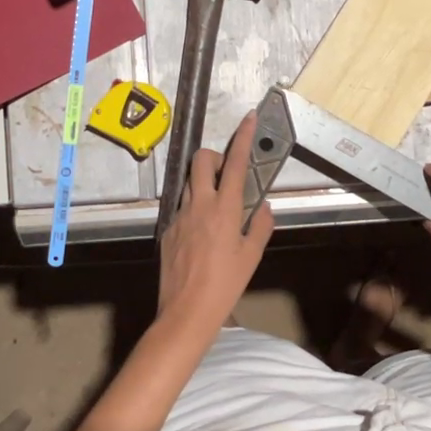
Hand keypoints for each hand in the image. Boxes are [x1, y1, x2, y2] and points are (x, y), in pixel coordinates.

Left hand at [157, 112, 275, 329]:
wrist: (186, 311)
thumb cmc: (225, 284)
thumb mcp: (251, 256)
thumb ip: (260, 226)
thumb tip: (263, 207)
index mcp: (224, 208)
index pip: (234, 163)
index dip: (242, 137)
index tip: (248, 118)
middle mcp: (198, 205)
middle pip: (201, 161)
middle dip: (214, 155)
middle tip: (227, 171)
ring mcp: (179, 216)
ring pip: (189, 183)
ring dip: (204, 183)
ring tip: (218, 207)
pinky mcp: (167, 230)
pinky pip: (182, 208)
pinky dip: (194, 209)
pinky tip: (203, 235)